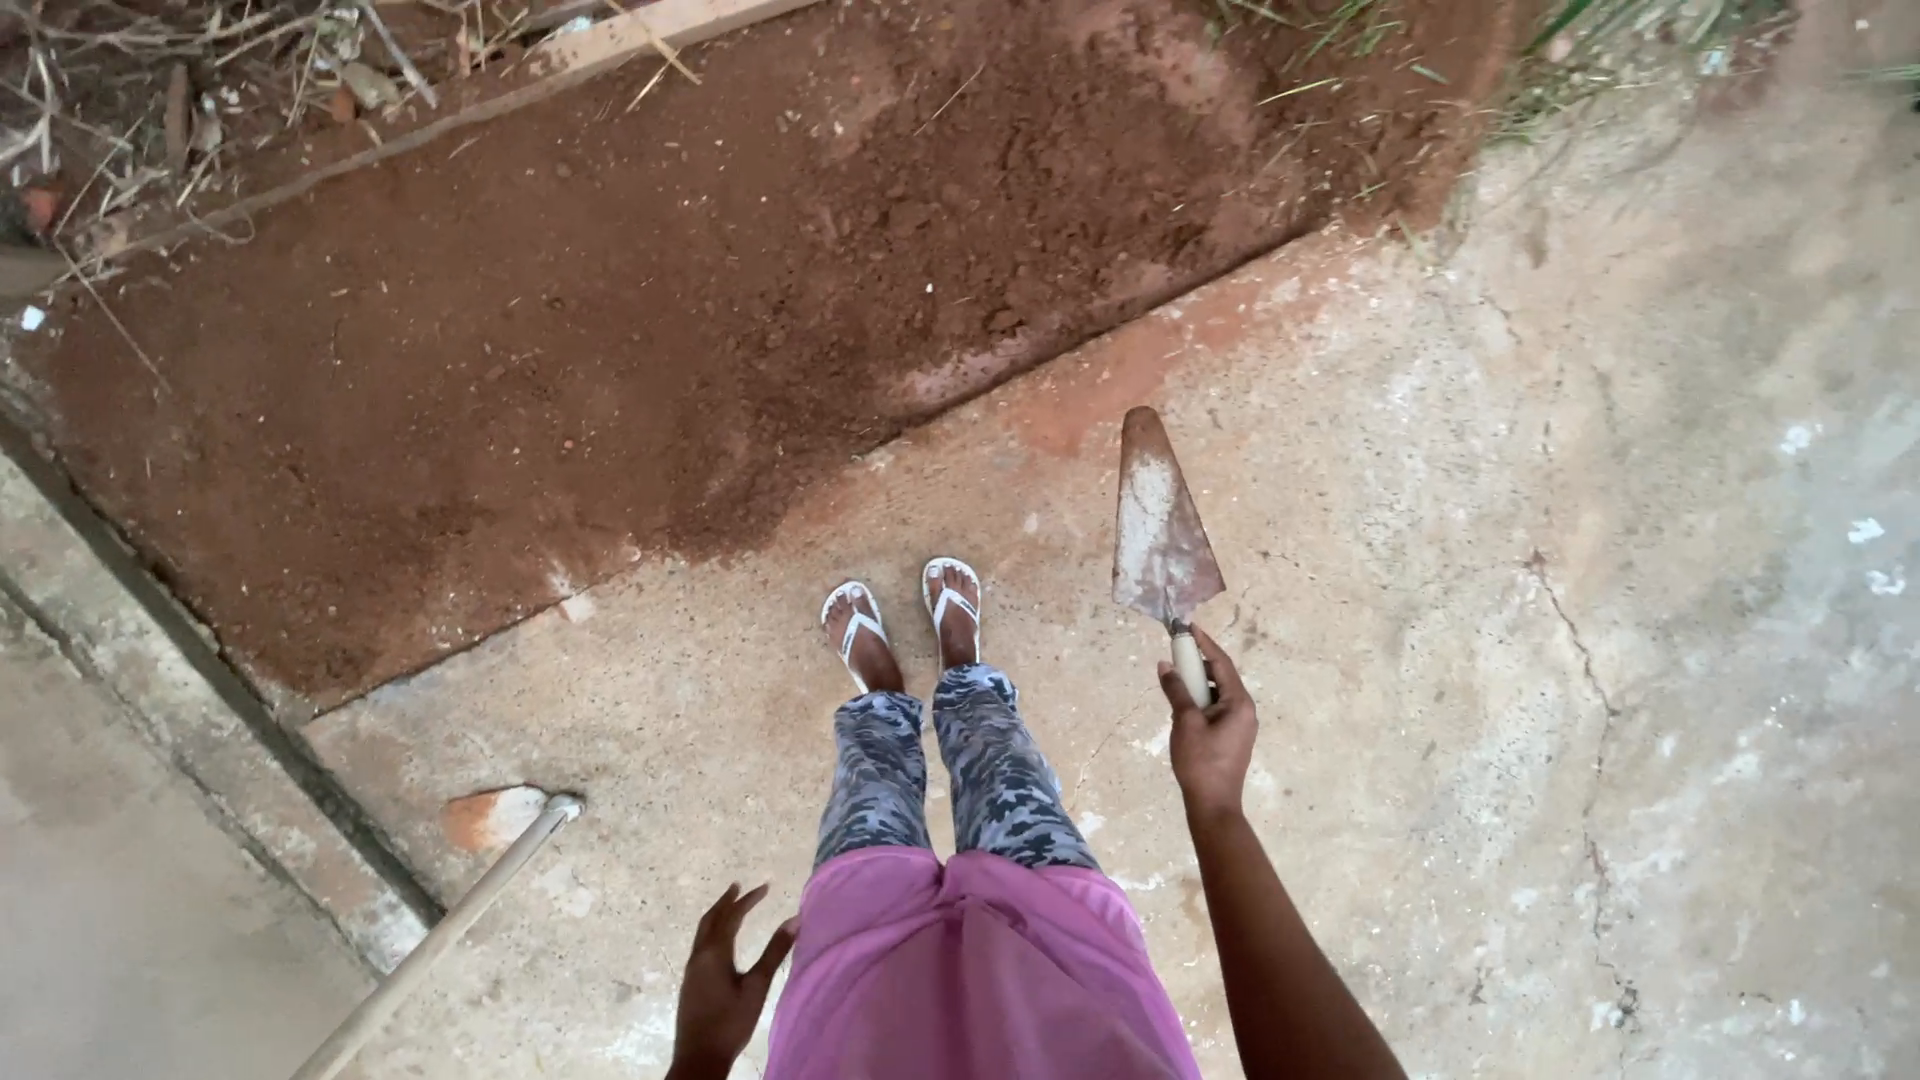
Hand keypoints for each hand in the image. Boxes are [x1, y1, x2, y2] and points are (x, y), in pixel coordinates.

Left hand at [667, 883, 797, 1079]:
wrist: (698, 1059)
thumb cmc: (731, 1022)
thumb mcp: (758, 986)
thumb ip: (775, 951)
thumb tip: (795, 920)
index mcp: (715, 953)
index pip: (732, 916)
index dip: (749, 899)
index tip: (766, 887)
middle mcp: (699, 956)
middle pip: (711, 919)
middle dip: (726, 900)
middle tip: (739, 886)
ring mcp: (692, 970)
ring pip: (702, 932)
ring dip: (717, 915)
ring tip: (729, 906)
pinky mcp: (690, 982)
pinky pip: (700, 944)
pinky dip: (711, 930)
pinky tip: (720, 941)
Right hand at [1157, 625, 1257, 819]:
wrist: (1213, 804)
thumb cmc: (1201, 761)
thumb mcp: (1185, 722)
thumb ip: (1176, 690)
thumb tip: (1166, 665)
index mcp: (1239, 703)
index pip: (1222, 663)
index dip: (1204, 643)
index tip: (1188, 627)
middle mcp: (1245, 710)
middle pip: (1221, 676)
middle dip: (1198, 662)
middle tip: (1176, 651)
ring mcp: (1239, 724)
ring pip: (1217, 693)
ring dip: (1197, 683)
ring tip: (1175, 679)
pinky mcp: (1230, 736)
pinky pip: (1215, 707)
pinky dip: (1199, 699)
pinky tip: (1181, 705)